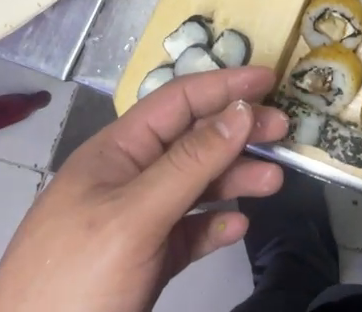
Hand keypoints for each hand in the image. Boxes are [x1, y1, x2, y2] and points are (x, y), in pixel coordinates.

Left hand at [0, 67, 289, 311]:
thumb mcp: (135, 217)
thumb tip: (242, 109)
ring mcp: (132, 223)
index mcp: (115, 153)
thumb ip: (192, 161)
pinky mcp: (140, 263)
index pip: (177, 102)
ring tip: (274, 184)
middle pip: (192, 141)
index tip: (272, 79)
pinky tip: (237, 228)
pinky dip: (214, 225)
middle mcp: (125, 179)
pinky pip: (186, 231)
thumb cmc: (76, 281)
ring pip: (194, 186)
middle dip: (237, 133)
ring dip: (234, 179)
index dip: (225, 85)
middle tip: (285, 134)